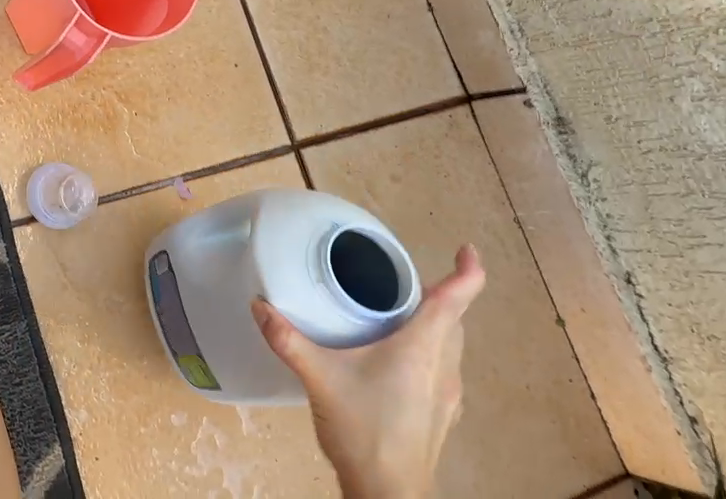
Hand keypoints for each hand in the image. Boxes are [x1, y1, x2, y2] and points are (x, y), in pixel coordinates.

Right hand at [250, 244, 485, 498]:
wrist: (389, 493)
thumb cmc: (364, 429)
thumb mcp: (318, 379)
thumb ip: (287, 339)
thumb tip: (258, 304)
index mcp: (422, 348)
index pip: (454, 301)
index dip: (467, 272)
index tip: (467, 249)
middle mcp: (443, 367)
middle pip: (453, 321)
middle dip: (438, 295)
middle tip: (401, 278)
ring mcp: (447, 394)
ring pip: (450, 346)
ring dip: (434, 324)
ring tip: (396, 313)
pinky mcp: (440, 414)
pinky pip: (441, 368)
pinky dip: (428, 350)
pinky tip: (394, 359)